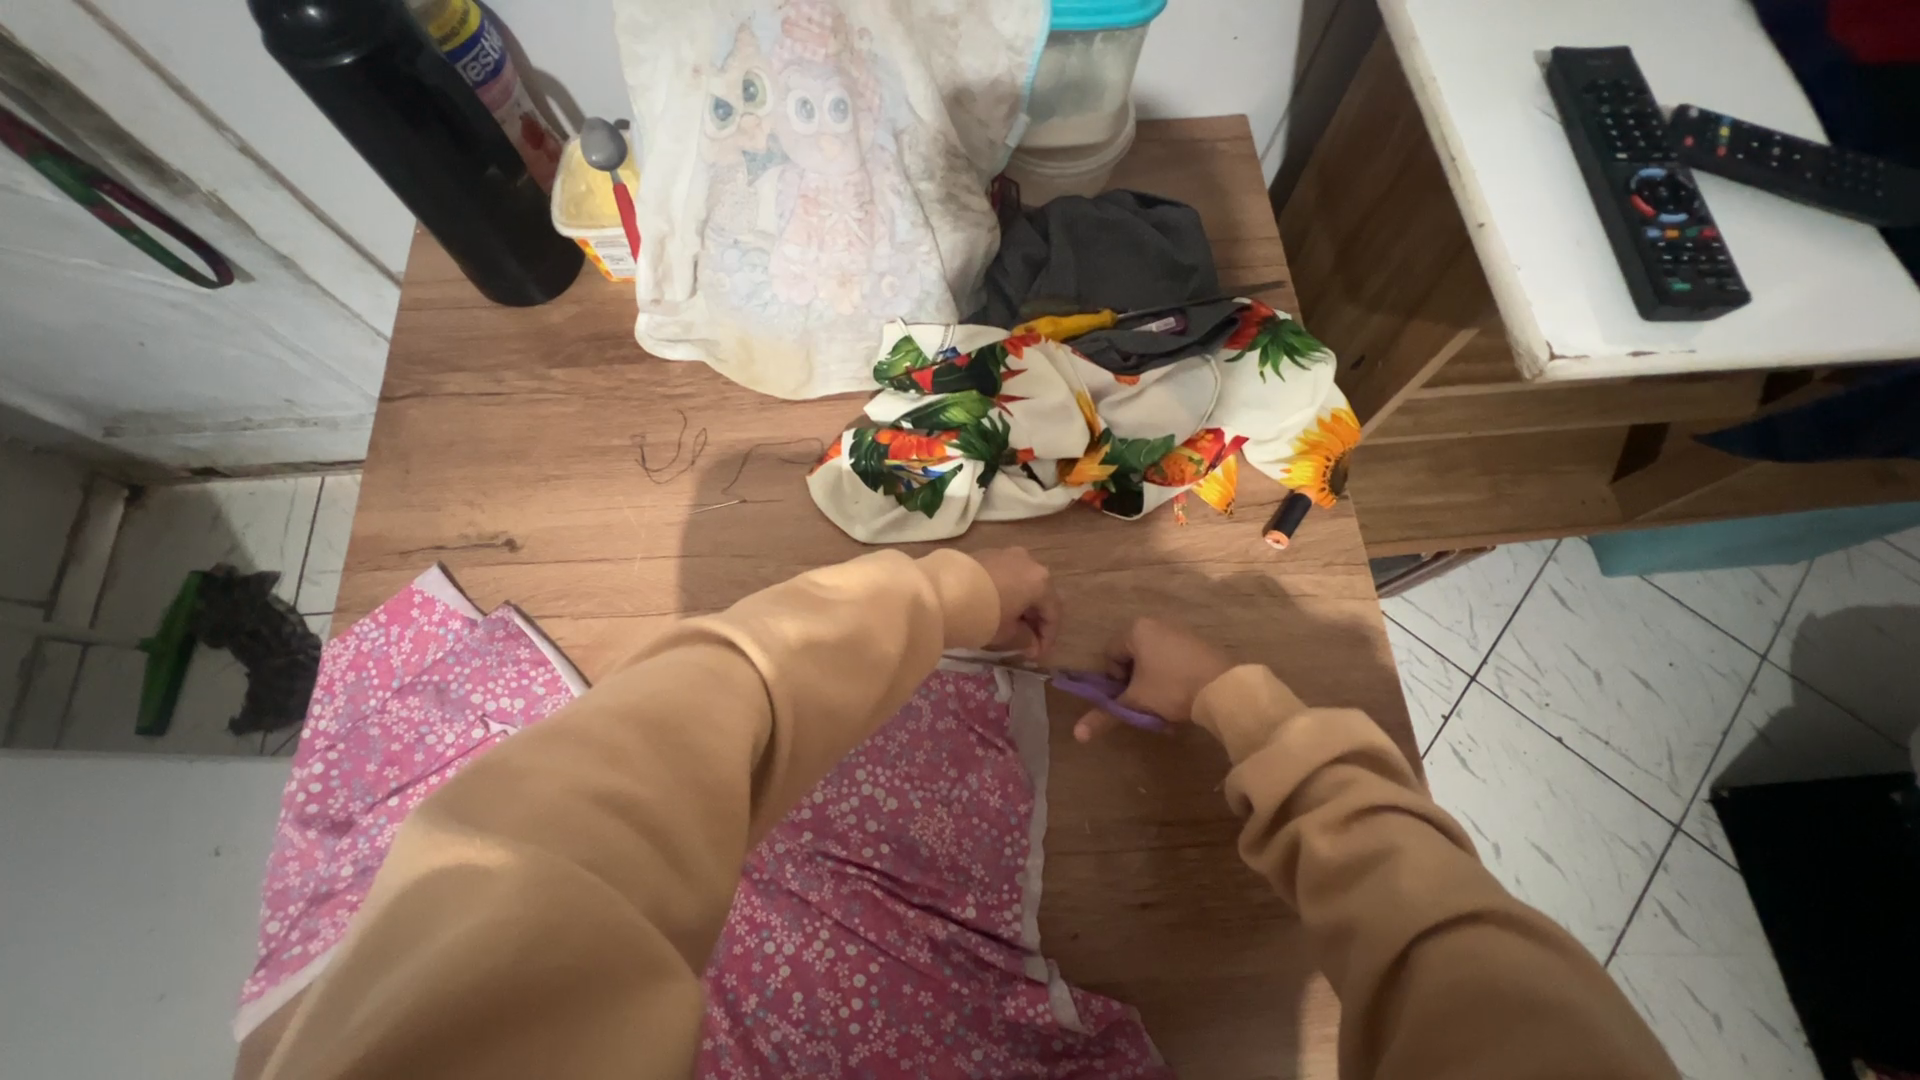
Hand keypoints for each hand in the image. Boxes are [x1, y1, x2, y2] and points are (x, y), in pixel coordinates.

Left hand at [971, 547, 1060, 658]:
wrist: (941, 591)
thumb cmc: (983, 615)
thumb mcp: (1007, 634)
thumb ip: (1025, 639)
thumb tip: (1031, 643)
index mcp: (1040, 581)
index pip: (1054, 612)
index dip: (1048, 637)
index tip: (1036, 655)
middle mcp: (1028, 562)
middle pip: (1039, 594)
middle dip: (1034, 620)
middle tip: (1025, 642)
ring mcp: (1006, 554)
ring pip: (1022, 584)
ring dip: (1020, 606)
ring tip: (1009, 627)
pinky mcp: (986, 554)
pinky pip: (1005, 577)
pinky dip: (1006, 593)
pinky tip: (996, 609)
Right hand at [1075, 616, 1232, 741]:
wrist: (1223, 688)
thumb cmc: (1171, 688)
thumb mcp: (1136, 702)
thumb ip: (1105, 715)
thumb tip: (1076, 735)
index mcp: (1136, 630)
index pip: (1110, 655)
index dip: (1115, 680)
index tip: (1129, 696)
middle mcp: (1156, 623)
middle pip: (1133, 658)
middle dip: (1136, 683)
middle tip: (1146, 703)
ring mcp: (1180, 632)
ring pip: (1154, 661)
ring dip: (1154, 683)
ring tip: (1166, 705)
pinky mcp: (1199, 644)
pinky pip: (1174, 660)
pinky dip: (1172, 678)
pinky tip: (1183, 696)